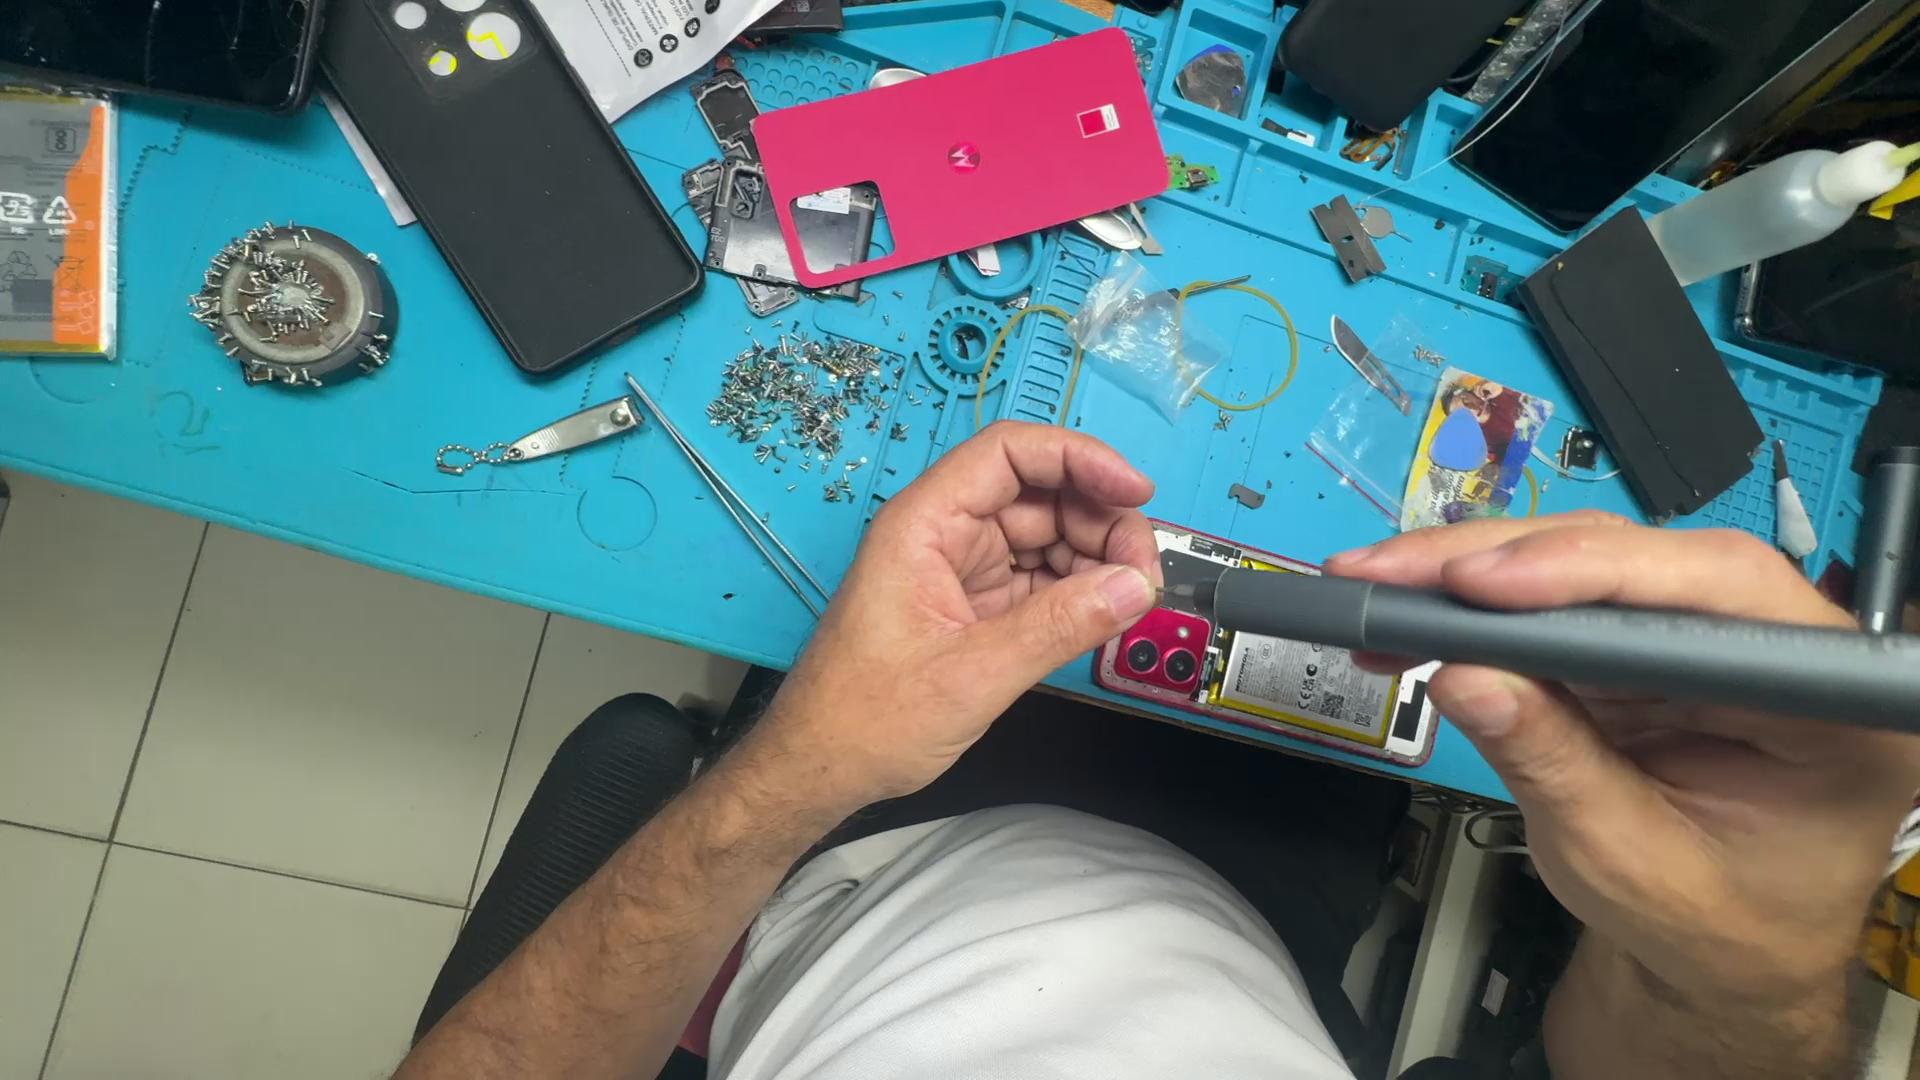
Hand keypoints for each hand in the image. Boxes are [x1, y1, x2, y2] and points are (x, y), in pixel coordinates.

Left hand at [739, 422, 1160, 811]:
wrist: (822, 767)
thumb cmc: (870, 718)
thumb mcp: (971, 675)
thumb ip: (1057, 628)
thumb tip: (1137, 589)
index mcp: (925, 524)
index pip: (1008, 455)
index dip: (1078, 458)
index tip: (1136, 493)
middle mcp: (945, 534)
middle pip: (1037, 494)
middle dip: (1098, 521)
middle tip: (1141, 574)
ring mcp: (961, 568)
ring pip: (1044, 535)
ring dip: (1094, 558)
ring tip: (1128, 599)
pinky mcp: (974, 603)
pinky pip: (1037, 577)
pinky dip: (1075, 590)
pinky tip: (1101, 612)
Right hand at [1327, 513, 1919, 1008]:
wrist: (1704, 940)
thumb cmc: (1703, 918)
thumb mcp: (1626, 856)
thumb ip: (1554, 764)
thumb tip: (1461, 676)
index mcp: (1818, 702)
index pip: (1715, 590)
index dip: (1590, 571)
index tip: (1479, 585)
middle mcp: (1749, 645)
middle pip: (1616, 558)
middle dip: (1485, 560)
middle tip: (1382, 571)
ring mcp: (1672, 639)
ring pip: (1555, 565)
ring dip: (1450, 575)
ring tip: (1369, 588)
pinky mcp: (1608, 646)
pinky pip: (1520, 607)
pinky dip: (1448, 614)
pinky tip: (1392, 629)